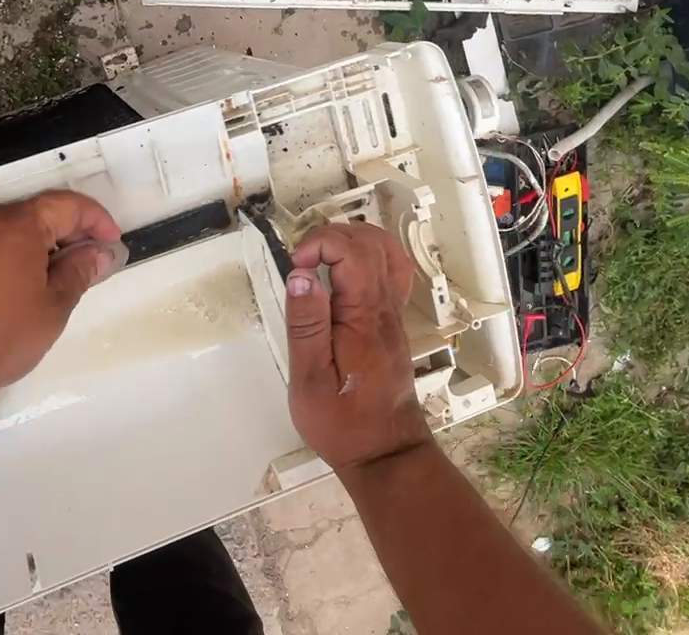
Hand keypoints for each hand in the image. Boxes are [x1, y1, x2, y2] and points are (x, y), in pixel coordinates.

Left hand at [0, 190, 123, 403]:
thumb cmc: (0, 336)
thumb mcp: (53, 307)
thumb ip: (79, 271)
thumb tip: (99, 252)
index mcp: (18, 225)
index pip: (67, 204)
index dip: (96, 219)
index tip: (111, 242)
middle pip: (36, 213)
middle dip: (68, 231)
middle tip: (87, 260)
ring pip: (9, 229)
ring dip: (37, 244)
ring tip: (53, 276)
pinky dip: (8, 255)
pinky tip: (15, 286)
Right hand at [284, 223, 432, 469]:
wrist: (385, 453)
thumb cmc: (342, 422)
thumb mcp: (310, 379)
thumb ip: (306, 324)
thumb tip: (300, 275)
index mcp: (364, 316)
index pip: (353, 251)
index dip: (319, 243)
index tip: (295, 267)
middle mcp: (385, 307)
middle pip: (373, 242)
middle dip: (331, 236)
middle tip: (303, 262)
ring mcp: (393, 313)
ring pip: (387, 251)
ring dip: (350, 240)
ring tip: (319, 259)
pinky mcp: (392, 322)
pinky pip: (390, 271)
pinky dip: (365, 256)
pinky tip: (342, 272)